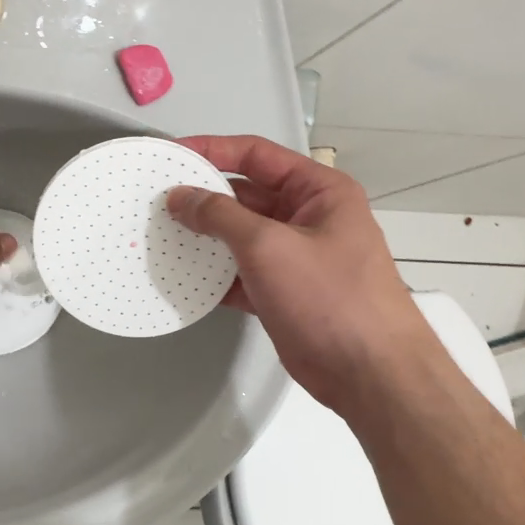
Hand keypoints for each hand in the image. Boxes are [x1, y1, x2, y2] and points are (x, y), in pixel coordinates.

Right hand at [165, 135, 434, 411]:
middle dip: (202, 196)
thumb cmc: (329, 297)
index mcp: (318, 191)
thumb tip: (180, 198)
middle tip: (155, 200)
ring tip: (158, 236)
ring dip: (202, 237)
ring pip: (238, 236)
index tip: (169, 156)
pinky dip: (212, 275)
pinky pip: (238, 273)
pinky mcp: (281, 293)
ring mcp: (294, 257)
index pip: (256, 155)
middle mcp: (307, 218)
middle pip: (245, 195)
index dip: (211, 150)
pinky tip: (180, 277)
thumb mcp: (269, 246)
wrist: (368, 373)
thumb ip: (220, 216)